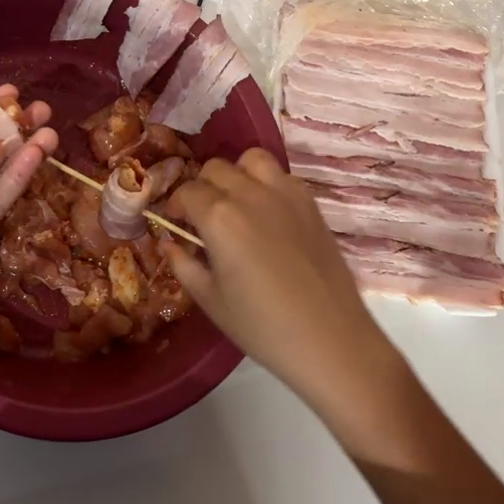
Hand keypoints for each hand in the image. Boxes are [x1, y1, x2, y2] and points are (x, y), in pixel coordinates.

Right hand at [162, 149, 402, 409]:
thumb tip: (170, 243)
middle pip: (215, 169)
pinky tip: (268, 214)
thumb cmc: (263, 327)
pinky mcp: (311, 205)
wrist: (332, 343)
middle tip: (204, 217)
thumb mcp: (210, 300)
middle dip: (203, 188)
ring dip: (237, 175)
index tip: (177, 224)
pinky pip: (282, 176)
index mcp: (219, 218)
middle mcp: (250, 195)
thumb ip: (184, 264)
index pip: (186, 192)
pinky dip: (268, 184)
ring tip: (237, 203)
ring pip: (251, 160)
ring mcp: (285, 195)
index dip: (176, 206)